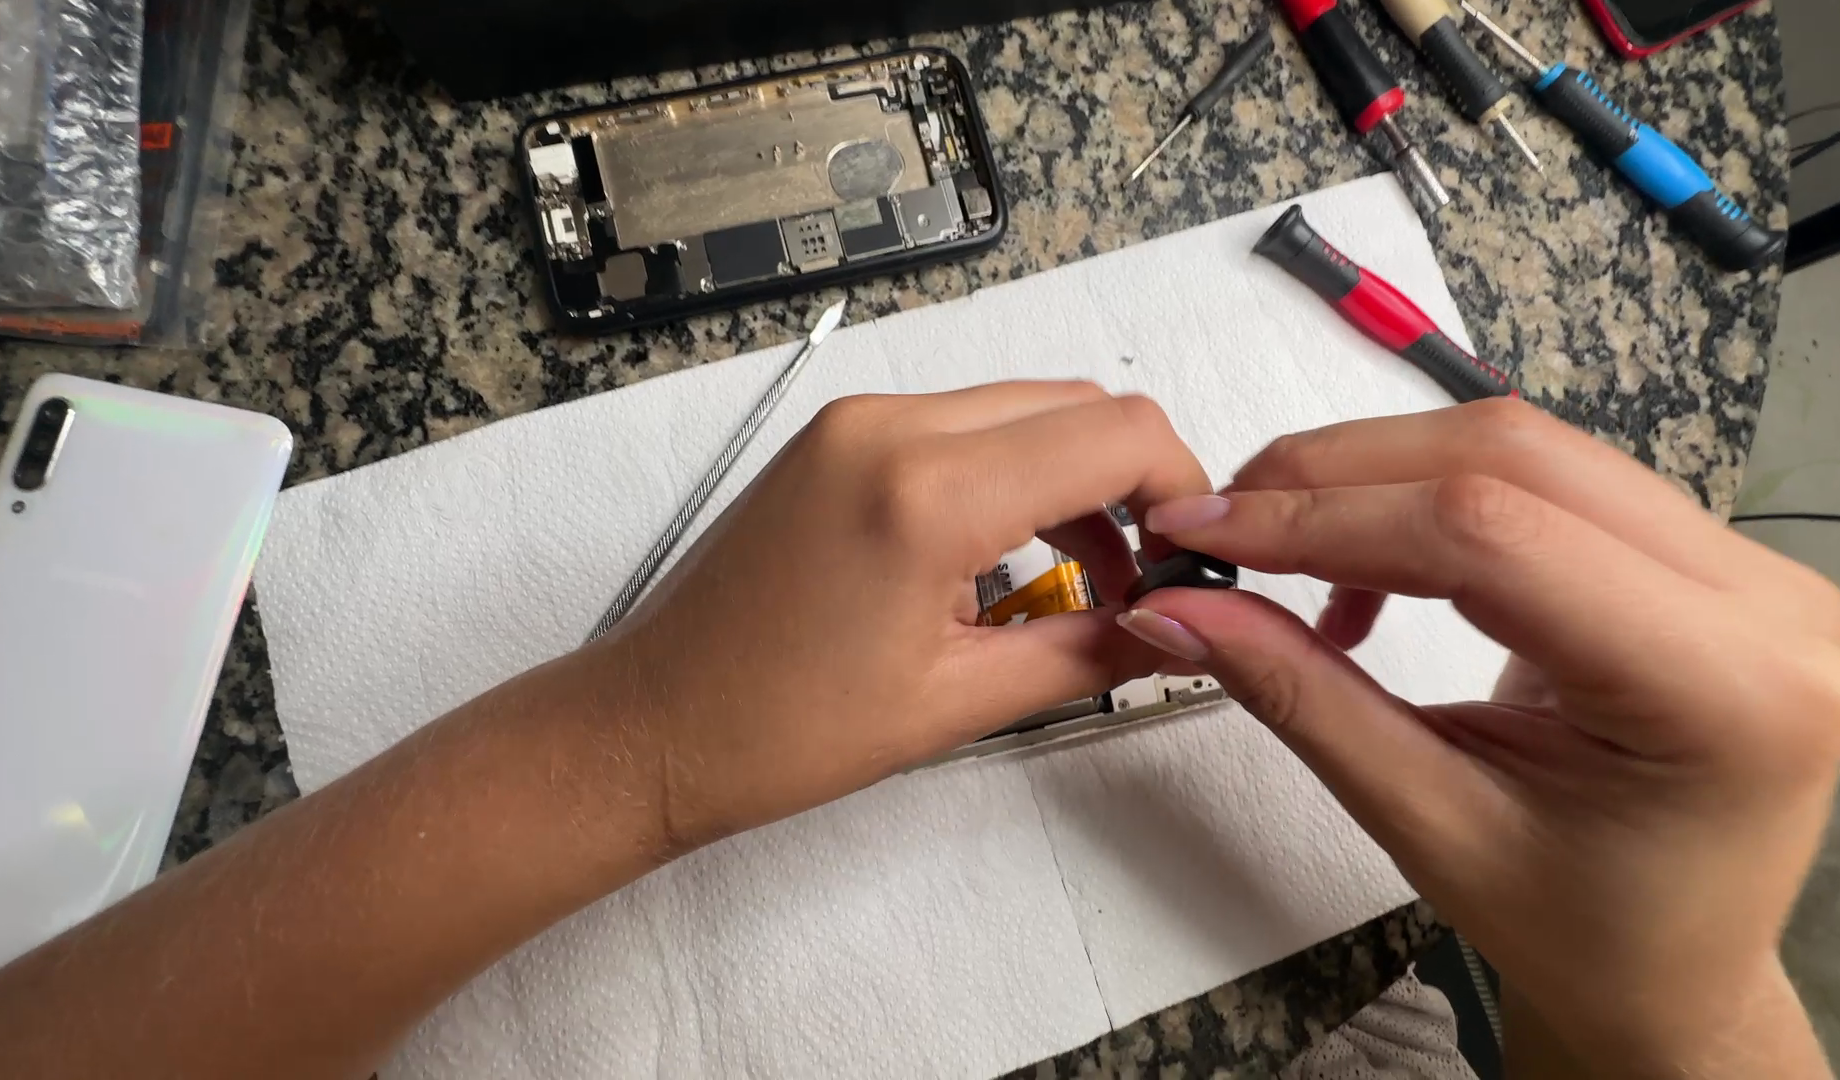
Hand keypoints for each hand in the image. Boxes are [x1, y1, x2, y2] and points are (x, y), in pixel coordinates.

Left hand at [596, 381, 1212, 850]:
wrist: (653, 721)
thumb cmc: (789, 731)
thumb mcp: (959, 701)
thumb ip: (1086, 652)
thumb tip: (1176, 627)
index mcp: (927, 491)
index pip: (1114, 433)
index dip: (1178, 483)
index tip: (1187, 552)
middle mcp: (892, 424)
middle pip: (1073, 404)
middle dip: (1131, 478)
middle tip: (1143, 569)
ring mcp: (857, 419)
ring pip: (1019, 409)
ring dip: (1072, 475)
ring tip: (1088, 571)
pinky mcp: (838, 435)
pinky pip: (961, 426)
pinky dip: (1012, 471)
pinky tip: (1012, 546)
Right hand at [1117, 399, 1839, 1075]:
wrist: (1666, 956)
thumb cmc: (1561, 919)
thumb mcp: (1413, 814)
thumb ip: (1290, 690)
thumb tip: (1170, 609)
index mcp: (1717, 687)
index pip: (1481, 536)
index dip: (1315, 518)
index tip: (1194, 532)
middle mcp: (1753, 593)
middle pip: (1498, 457)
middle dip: (1327, 474)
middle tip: (1219, 520)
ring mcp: (1726, 557)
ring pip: (1506, 446)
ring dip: (1360, 474)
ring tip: (1273, 538)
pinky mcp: (1675, 549)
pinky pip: (1519, 476)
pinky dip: (1403, 496)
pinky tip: (1359, 569)